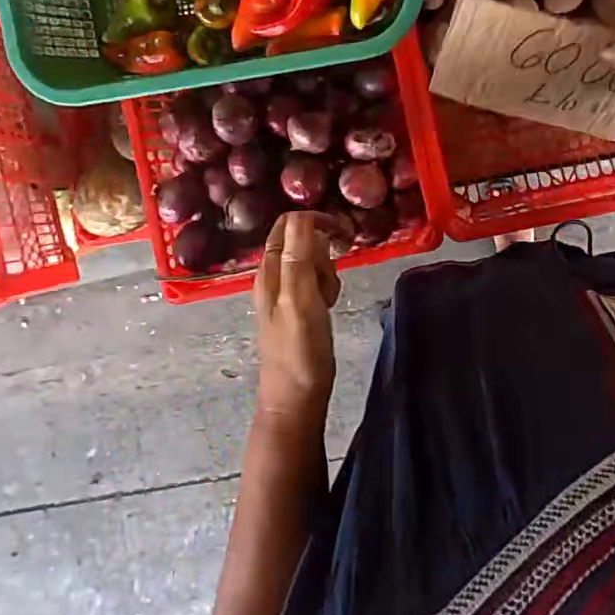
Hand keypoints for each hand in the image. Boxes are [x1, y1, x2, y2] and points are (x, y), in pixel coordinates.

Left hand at [252, 212, 341, 420]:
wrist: (296, 397)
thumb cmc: (299, 350)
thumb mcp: (300, 301)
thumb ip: (299, 260)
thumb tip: (302, 218)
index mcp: (271, 271)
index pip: (289, 224)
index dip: (317, 221)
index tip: (343, 236)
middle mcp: (274, 276)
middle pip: (303, 239)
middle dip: (325, 250)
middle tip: (332, 277)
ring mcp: (285, 291)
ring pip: (313, 260)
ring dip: (328, 270)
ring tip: (329, 298)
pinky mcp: (298, 305)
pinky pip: (316, 280)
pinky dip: (328, 286)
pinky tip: (329, 305)